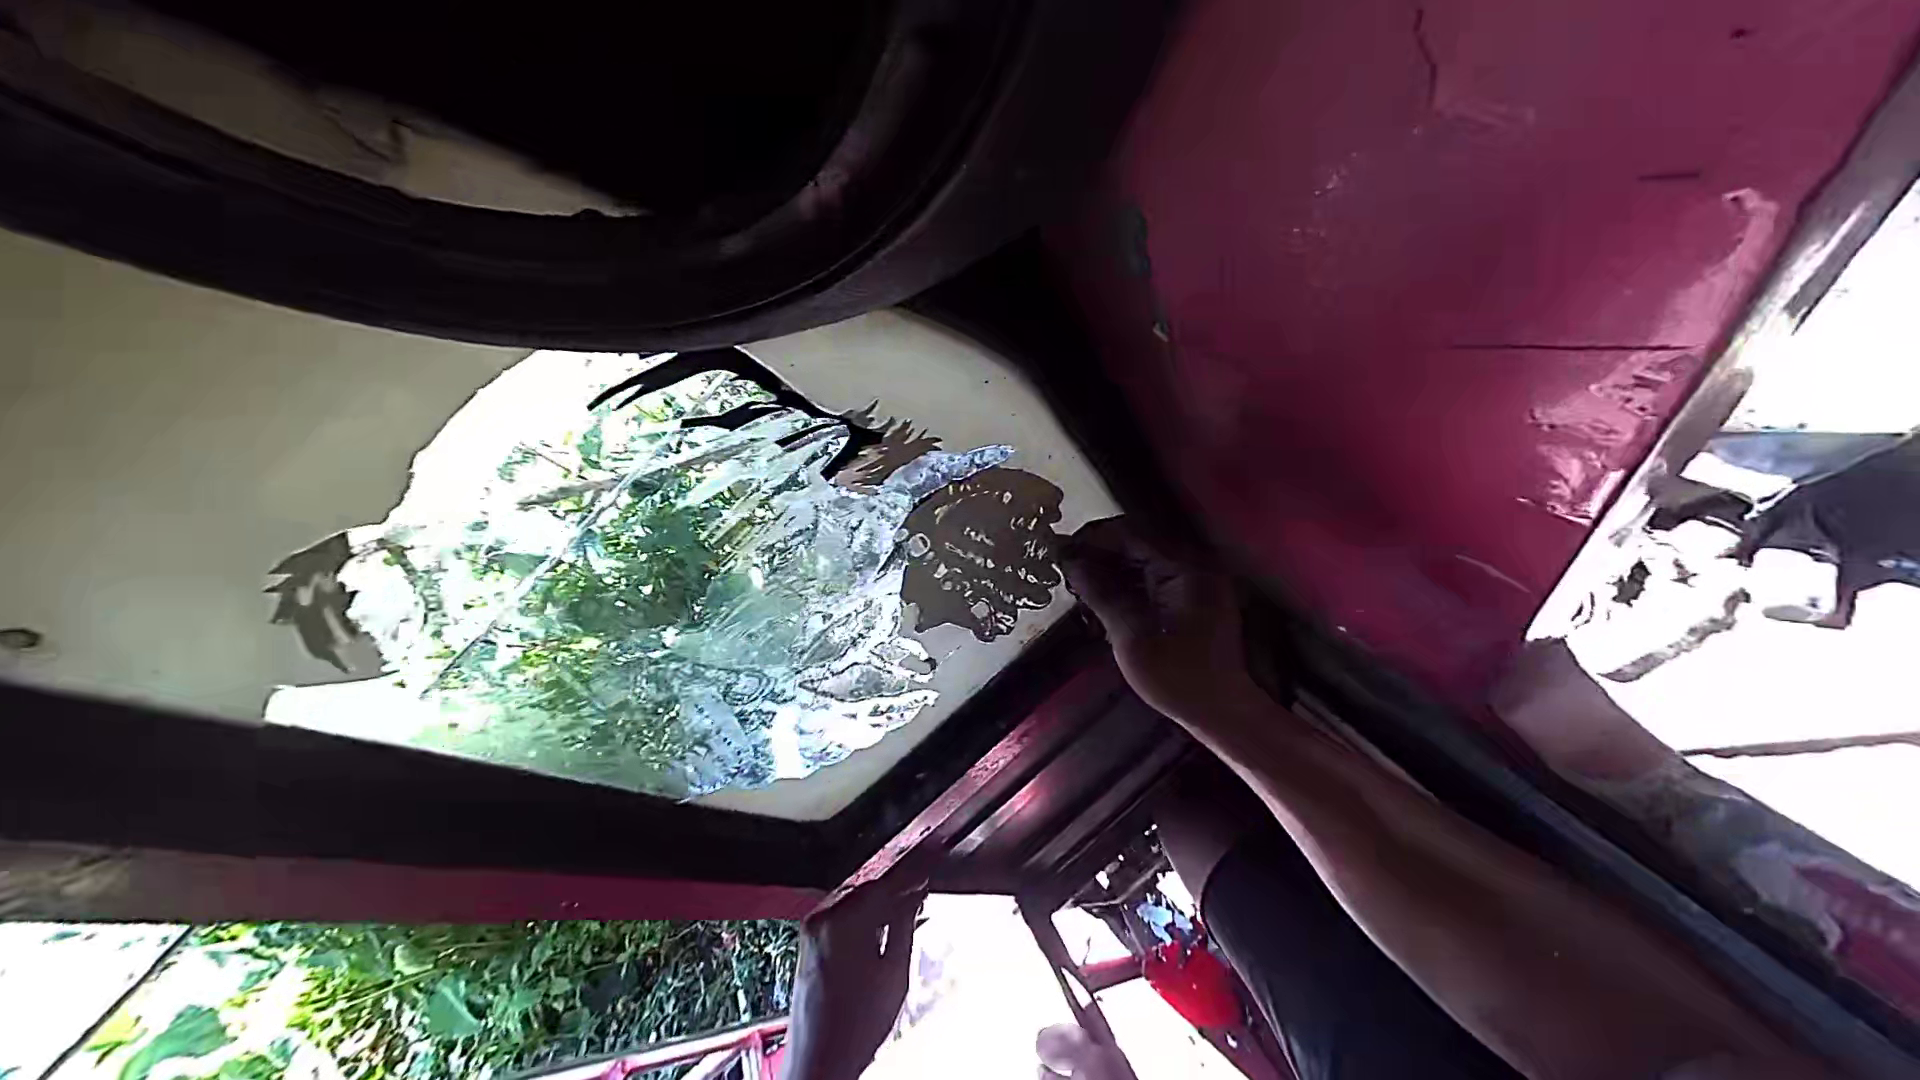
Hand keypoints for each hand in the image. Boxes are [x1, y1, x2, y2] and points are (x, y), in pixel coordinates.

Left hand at [781, 877, 925, 1079]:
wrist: (818, 1064)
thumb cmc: (858, 1027)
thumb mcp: (894, 973)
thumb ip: (904, 924)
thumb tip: (914, 893)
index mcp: (844, 921)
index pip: (887, 882)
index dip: (914, 869)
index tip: (933, 856)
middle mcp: (823, 916)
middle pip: (869, 885)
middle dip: (898, 883)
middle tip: (924, 881)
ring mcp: (812, 926)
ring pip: (856, 896)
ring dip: (881, 896)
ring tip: (908, 899)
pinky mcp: (808, 938)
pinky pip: (842, 910)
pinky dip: (864, 909)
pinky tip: (882, 917)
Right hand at [1060, 517, 1263, 727]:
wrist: (1221, 712)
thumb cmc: (1177, 677)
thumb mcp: (1131, 636)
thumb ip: (1101, 594)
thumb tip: (1070, 562)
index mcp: (1184, 568)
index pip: (1130, 533)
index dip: (1092, 538)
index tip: (1061, 551)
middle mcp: (1192, 565)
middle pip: (1136, 543)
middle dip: (1098, 554)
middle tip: (1065, 571)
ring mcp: (1193, 581)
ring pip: (1141, 560)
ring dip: (1109, 569)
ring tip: (1078, 586)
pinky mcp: (1189, 597)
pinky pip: (1151, 578)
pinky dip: (1125, 584)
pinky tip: (1101, 600)